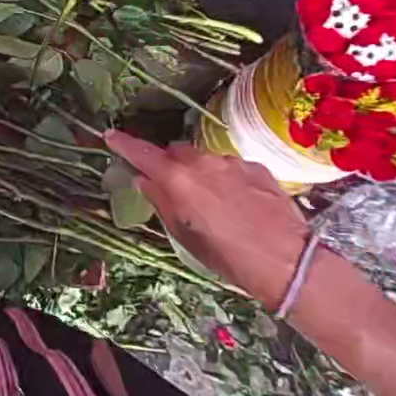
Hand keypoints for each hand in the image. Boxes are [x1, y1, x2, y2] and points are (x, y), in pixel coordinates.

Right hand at [105, 131, 306, 309]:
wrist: (285, 259)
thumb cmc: (227, 257)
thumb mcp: (185, 236)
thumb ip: (162, 202)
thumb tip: (145, 180)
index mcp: (179, 179)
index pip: (143, 154)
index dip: (125, 144)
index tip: (111, 135)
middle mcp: (203, 161)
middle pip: (176, 153)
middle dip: (171, 166)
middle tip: (175, 190)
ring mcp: (232, 161)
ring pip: (205, 160)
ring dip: (201, 174)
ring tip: (214, 204)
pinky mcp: (256, 166)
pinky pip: (231, 167)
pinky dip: (227, 179)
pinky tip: (239, 204)